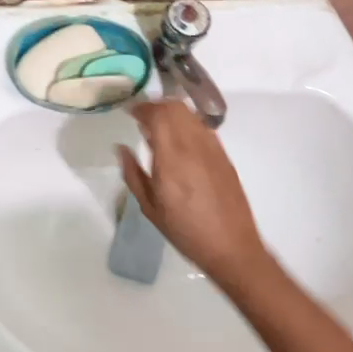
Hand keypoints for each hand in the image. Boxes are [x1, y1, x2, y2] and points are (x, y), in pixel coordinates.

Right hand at [117, 99, 271, 284]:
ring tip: (158, 127)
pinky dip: (187, 124)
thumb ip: (133, 174)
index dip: (142, 108)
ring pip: (191, 114)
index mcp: (172, 158)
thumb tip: (121, 148)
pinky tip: (179, 141)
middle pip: (176, 107)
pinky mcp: (224, 156)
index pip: (158, 114)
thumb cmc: (185, 231)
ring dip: (172, 113)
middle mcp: (194, 146)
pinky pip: (202, 128)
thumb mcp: (150, 207)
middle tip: (141, 117)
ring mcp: (213, 148)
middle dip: (156, 106)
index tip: (129, 112)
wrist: (231, 246)